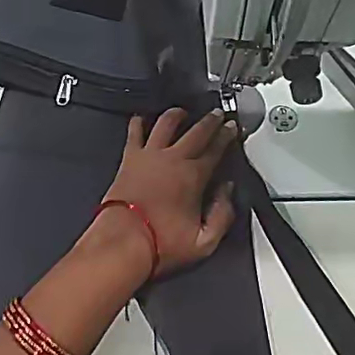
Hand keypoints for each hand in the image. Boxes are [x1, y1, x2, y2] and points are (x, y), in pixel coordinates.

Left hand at [93, 109, 239, 279]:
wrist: (122, 241)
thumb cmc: (160, 243)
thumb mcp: (204, 241)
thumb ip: (222, 214)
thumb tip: (228, 193)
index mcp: (194, 176)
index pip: (216, 149)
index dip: (227, 137)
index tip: (232, 129)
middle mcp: (173, 159)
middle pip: (197, 131)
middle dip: (210, 120)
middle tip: (218, 115)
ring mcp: (149, 155)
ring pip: (166, 123)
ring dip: (177, 114)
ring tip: (183, 111)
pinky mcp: (129, 158)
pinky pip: (135, 132)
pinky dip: (139, 122)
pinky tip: (141, 117)